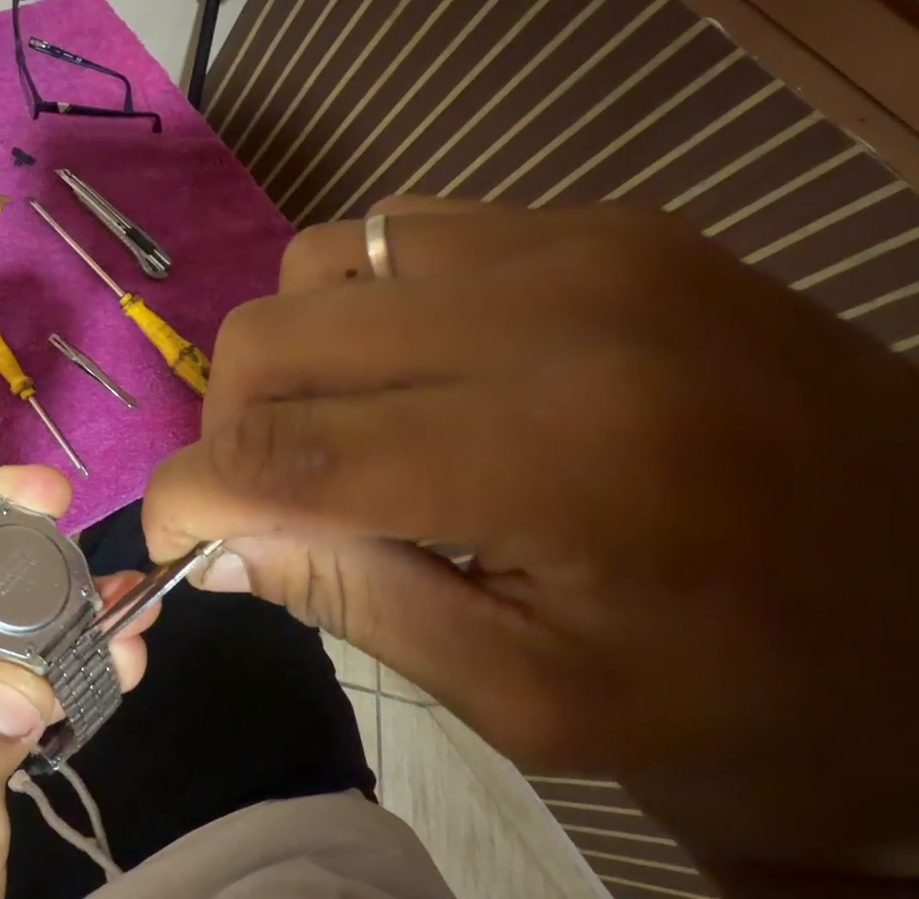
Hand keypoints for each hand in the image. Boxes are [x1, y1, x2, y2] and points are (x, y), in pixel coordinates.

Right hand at [142, 199, 918, 882]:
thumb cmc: (747, 690)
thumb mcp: (529, 697)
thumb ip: (348, 599)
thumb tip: (216, 541)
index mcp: (549, 455)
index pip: (281, 452)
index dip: (189, 494)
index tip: (172, 537)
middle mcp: (551, 311)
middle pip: (271, 338)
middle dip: (229, 427)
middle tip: (268, 496)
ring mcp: (577, 243)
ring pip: (315, 266)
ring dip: (290, 360)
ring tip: (342, 427)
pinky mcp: (594, 221)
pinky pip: (395, 235)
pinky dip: (358, 308)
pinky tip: (413, 370)